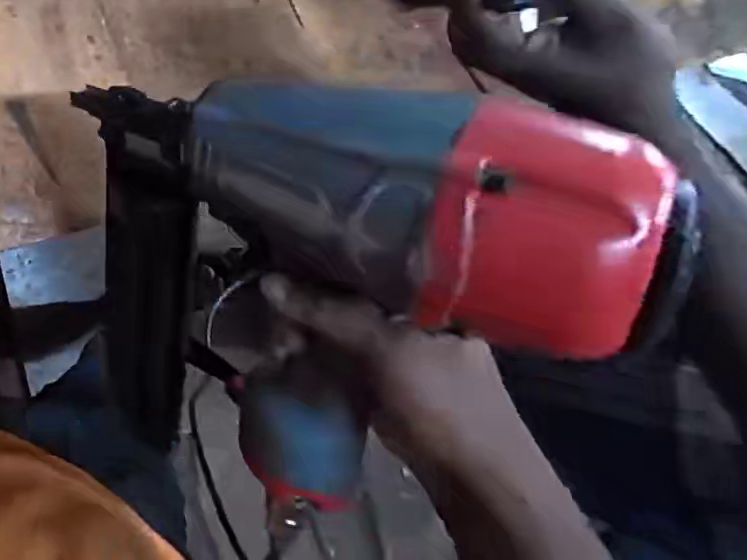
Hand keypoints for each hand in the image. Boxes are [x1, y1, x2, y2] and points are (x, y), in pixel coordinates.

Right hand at [261, 275, 532, 476]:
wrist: (479, 489)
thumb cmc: (446, 403)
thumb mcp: (387, 348)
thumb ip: (328, 312)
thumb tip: (267, 282)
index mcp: (428, 289)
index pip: (365, 256)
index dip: (323, 256)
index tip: (284, 256)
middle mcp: (414, 309)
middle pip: (348, 290)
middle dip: (310, 299)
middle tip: (277, 308)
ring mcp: (400, 345)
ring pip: (342, 322)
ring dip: (309, 327)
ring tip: (281, 336)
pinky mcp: (386, 376)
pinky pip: (343, 350)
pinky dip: (319, 351)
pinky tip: (293, 350)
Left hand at [447, 0, 680, 139]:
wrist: (636, 123)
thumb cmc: (631, 76)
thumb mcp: (614, 21)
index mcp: (504, 52)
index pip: (463, 7)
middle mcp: (488, 59)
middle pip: (458, 11)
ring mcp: (496, 63)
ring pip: (469, 18)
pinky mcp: (508, 62)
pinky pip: (486, 28)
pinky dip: (499, 7)